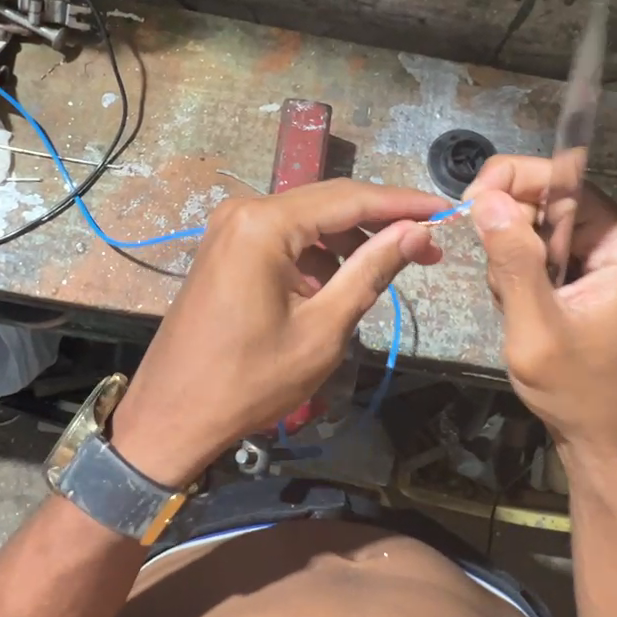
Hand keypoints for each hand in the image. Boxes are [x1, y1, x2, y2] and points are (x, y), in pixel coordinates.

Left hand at [110, 180, 449, 486]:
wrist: (170, 417)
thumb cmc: (248, 380)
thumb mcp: (322, 329)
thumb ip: (371, 271)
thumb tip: (418, 231)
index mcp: (264, 223)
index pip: (349, 198)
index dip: (403, 203)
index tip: (446, 210)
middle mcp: (244, 211)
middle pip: (328, 203)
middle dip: (380, 223)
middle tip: (429, 247)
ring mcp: (230, 228)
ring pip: (308, 221)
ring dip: (349, 242)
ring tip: (393, 267)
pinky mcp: (226, 249)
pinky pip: (284, 239)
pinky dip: (318, 256)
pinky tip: (341, 283)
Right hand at [464, 156, 616, 458]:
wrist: (600, 438)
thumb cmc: (576, 391)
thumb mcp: (536, 329)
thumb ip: (513, 261)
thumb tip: (486, 198)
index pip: (563, 178)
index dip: (513, 180)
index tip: (471, 206)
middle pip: (548, 197)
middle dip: (509, 229)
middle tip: (498, 278)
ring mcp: (601, 255)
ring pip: (536, 223)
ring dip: (510, 256)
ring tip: (514, 305)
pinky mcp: (584, 272)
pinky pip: (539, 248)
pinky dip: (517, 272)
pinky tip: (520, 308)